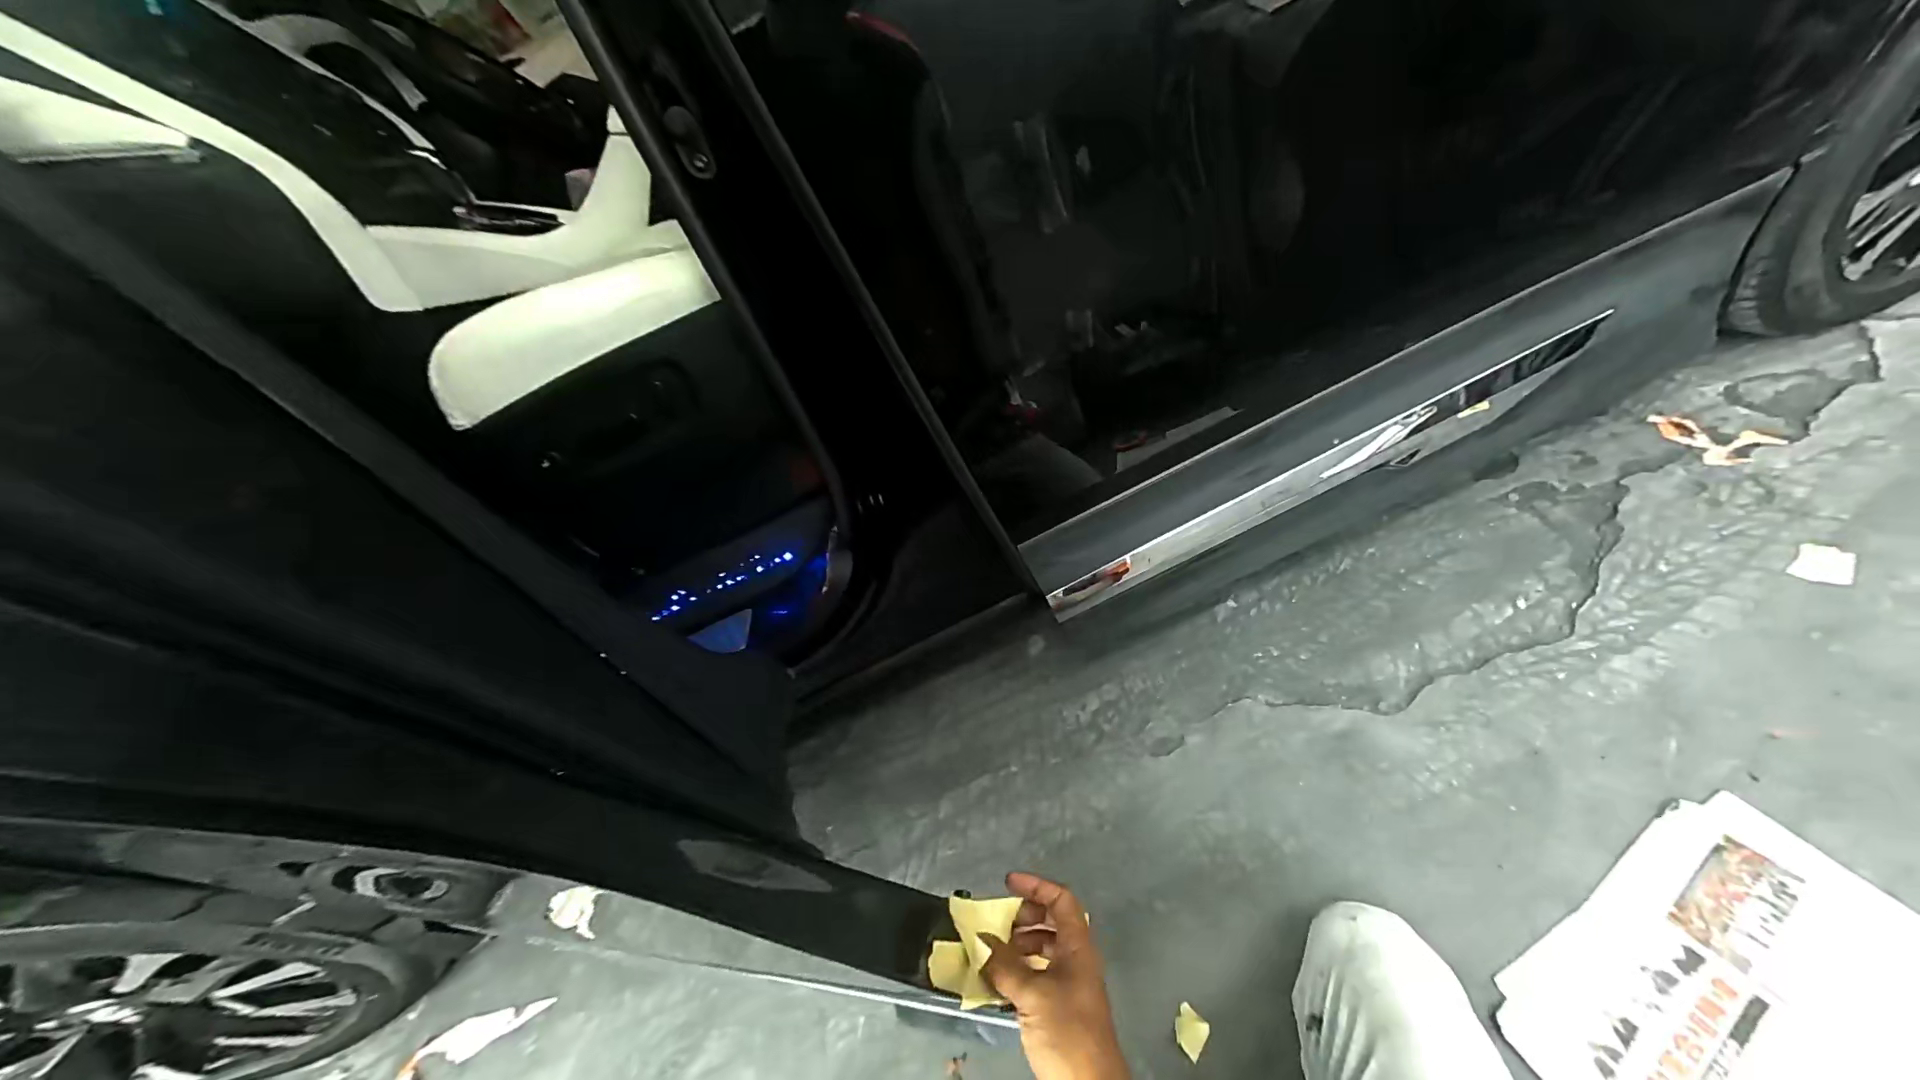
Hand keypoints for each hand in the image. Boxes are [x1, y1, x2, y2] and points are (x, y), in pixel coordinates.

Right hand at [978, 872, 1128, 1079]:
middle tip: (1000, 923)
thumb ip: (1005, 965)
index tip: (1008, 883)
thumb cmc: (1067, 1032)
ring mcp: (1071, 982)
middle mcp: (1077, 958)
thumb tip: (980, 940)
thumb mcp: (1032, 995)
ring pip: (1045, 947)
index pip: (1061, 899)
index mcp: (1078, 946)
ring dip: (1020, 943)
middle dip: (1024, 916)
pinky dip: (1020, 968)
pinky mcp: (1062, 1004)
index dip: (1036, 886)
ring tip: (995, 952)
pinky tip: (999, 981)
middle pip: (1053, 920)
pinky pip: (1039, 972)